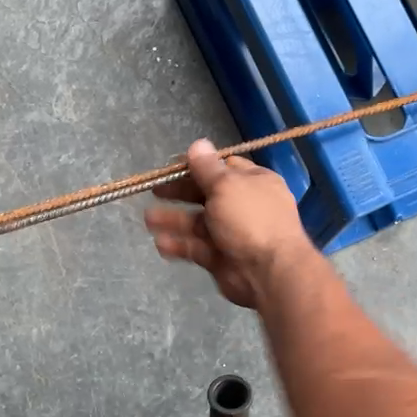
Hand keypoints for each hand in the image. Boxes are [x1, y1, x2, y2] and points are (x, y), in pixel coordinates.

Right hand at [144, 140, 319, 308]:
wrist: (269, 273)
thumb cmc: (250, 220)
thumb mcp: (227, 185)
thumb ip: (207, 167)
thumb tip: (198, 143)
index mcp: (253, 182)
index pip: (223, 168)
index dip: (198, 166)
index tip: (172, 167)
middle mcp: (243, 206)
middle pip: (206, 195)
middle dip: (179, 193)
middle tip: (154, 190)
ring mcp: (232, 234)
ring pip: (197, 223)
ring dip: (173, 220)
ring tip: (147, 220)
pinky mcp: (220, 258)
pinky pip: (196, 248)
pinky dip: (179, 245)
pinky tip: (160, 243)